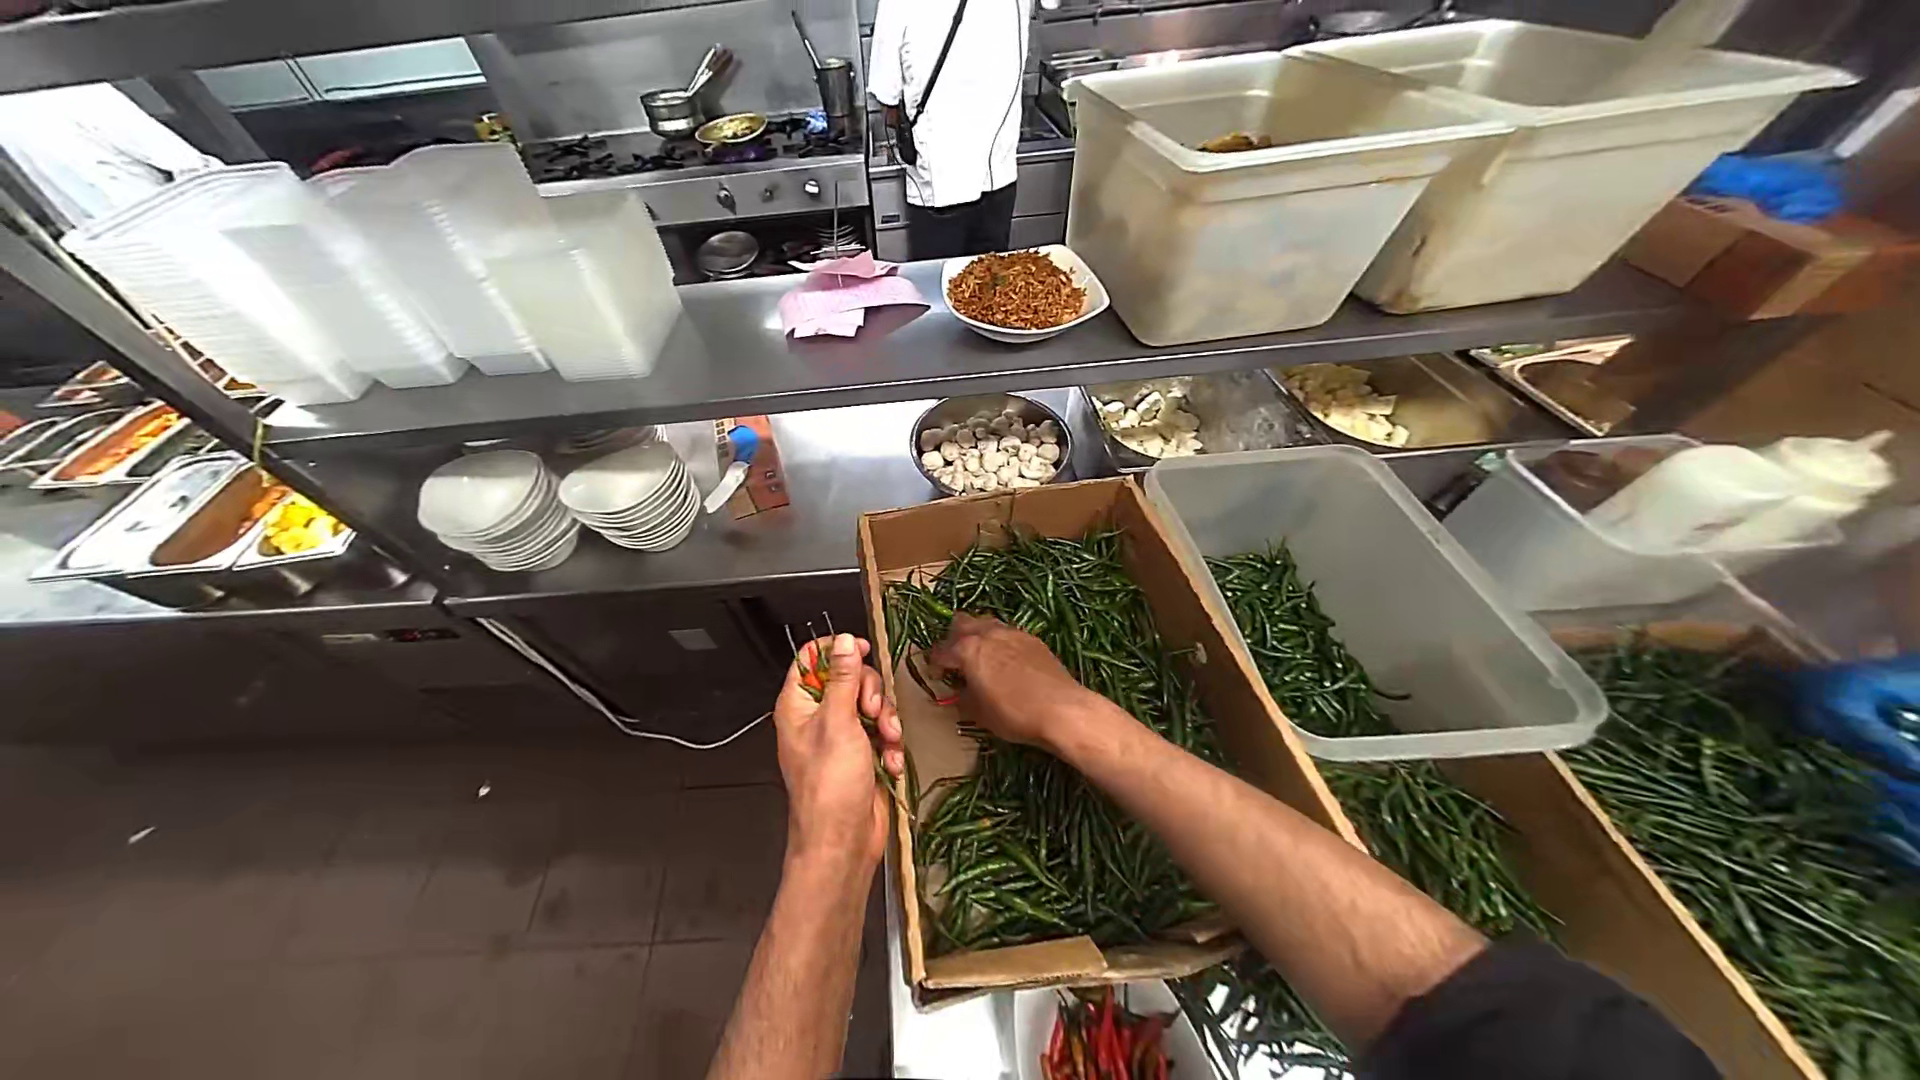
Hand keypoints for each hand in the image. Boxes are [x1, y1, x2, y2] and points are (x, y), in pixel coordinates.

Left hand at [774, 633, 902, 872]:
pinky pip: (882, 730)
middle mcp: (818, 716)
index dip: (837, 650)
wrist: (844, 842)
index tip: (861, 650)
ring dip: (886, 720)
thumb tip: (844, 641)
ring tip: (887, 741)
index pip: (812, 658)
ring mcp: (842, 735)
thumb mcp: (838, 723)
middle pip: (850, 678)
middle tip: (872, 713)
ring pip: (871, 703)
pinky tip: (890, 761)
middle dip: (870, 693)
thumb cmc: (829, 787)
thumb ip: (843, 679)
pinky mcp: (863, 751)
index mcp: (799, 705)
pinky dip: (890, 742)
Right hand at [925, 613, 1113, 754]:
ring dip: (978, 635)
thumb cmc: (1013, 714)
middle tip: (956, 660)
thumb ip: (963, 698)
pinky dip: (1000, 642)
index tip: (936, 675)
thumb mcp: (979, 713)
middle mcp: (988, 634)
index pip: (941, 651)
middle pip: (961, 623)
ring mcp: (1012, 633)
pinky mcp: (1033, 639)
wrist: (1061, 709)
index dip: (934, 664)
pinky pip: (1008, 633)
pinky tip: (1006, 661)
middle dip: (954, 638)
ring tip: (980, 657)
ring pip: (986, 623)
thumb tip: (960, 692)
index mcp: (968, 650)